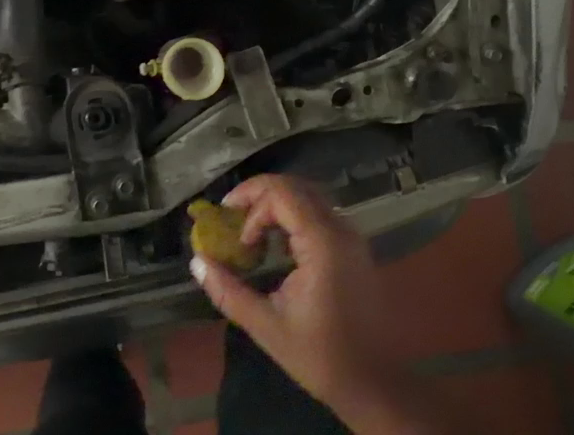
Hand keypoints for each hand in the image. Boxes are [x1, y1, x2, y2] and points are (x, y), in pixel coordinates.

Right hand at [190, 174, 454, 434]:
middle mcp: (341, 230)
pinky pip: (318, 213)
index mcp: (324, 244)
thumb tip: (197, 262)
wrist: (376, 385)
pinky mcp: (353, 248)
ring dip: (274, 204)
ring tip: (248, 229)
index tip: (235, 236)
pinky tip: (274, 243)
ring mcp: (351, 238)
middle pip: (294, 187)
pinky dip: (291, 216)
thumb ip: (229, 291)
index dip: (251, 205)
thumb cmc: (322, 357)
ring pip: (307, 196)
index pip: (282, 194)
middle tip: (231, 216)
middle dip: (257, 195)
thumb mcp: (267, 326)